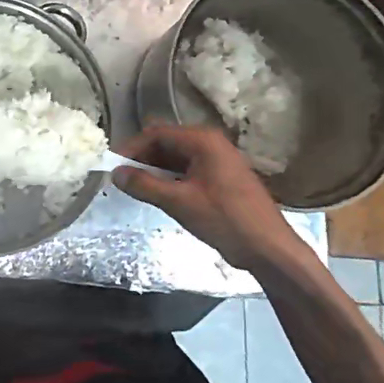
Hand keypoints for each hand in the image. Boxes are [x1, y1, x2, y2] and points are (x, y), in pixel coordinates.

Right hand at [114, 123, 319, 276]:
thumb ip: (144, 185)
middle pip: (167, 143)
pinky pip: (188, 171)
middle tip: (123, 179)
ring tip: (137, 189)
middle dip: (143, 159)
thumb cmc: (225, 219)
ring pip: (177, 159)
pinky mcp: (222, 179)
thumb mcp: (179, 202)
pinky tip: (160, 196)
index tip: (113, 166)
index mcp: (203, 141)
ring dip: (155, 171)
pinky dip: (171, 180)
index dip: (132, 148)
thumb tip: (116, 173)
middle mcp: (211, 144)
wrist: (270, 248)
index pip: (157, 133)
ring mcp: (219, 161)